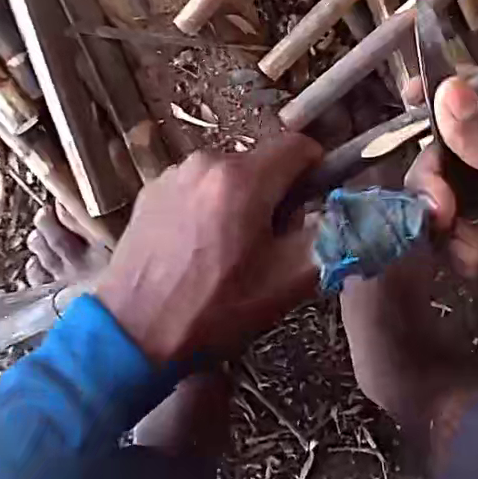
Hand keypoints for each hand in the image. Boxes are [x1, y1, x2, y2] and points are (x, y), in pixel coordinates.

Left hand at [95, 134, 323, 364]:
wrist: (132, 333)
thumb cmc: (213, 310)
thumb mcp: (286, 281)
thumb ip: (329, 237)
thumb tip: (346, 212)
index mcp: (242, 178)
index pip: (298, 145)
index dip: (316, 172)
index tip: (311, 207)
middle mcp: (204, 162)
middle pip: (261, 164)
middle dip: (275, 195)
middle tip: (266, 245)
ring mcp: (172, 175)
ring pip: (227, 177)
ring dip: (238, 202)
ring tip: (225, 253)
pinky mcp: (149, 191)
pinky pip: (195, 189)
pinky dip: (206, 208)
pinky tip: (193, 249)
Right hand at [407, 78, 477, 320]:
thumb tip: (448, 89)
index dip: (450, 92)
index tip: (410, 96)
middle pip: (451, 136)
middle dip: (438, 171)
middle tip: (439, 206)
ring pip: (439, 173)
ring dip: (439, 205)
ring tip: (451, 231)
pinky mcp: (476, 216)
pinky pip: (440, 208)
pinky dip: (450, 232)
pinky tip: (472, 252)